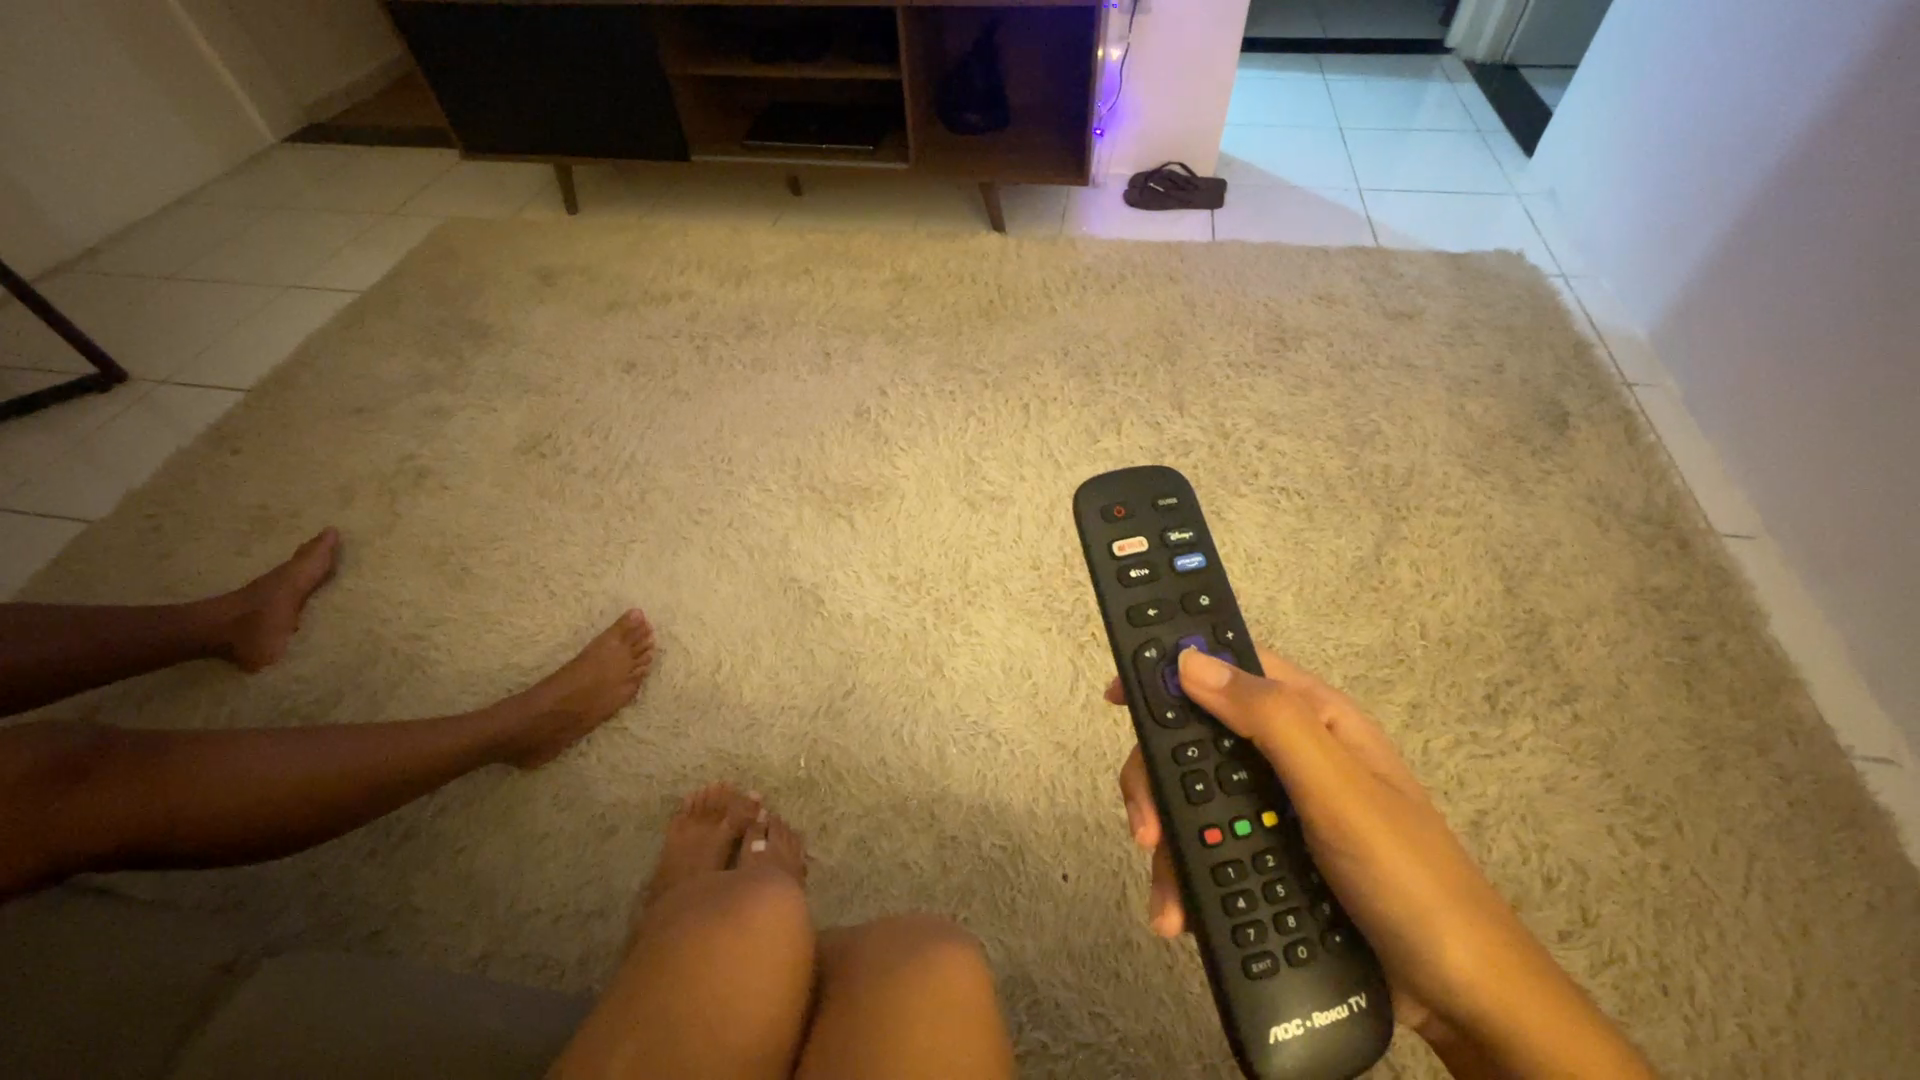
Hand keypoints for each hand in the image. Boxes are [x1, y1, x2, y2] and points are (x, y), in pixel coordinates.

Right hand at [1110, 646, 1652, 1076]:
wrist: (1462, 995)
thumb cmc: (1409, 880)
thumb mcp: (1338, 792)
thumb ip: (1268, 720)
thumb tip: (1188, 660)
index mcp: (1315, 720)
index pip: (1232, 669)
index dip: (1173, 670)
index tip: (1119, 698)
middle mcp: (1292, 758)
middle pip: (1197, 744)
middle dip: (1160, 785)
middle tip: (1144, 830)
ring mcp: (1280, 812)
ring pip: (1197, 804)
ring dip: (1172, 846)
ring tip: (1168, 901)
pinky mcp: (1274, 861)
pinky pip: (1212, 853)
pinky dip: (1190, 881)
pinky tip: (1183, 915)